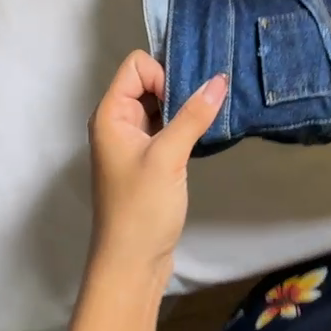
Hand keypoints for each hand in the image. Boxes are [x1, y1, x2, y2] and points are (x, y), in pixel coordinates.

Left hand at [85, 51, 226, 285]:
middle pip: (150, 79)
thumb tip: (220, 78)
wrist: (131, 265)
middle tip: (205, 101)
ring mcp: (134, 139)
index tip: (179, 102)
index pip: (136, 65)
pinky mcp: (150, 156)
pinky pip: (167, 123)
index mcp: (110, 114)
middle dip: (178, 85)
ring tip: (210, 113)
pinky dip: (185, 122)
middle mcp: (118, 121)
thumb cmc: (141, 208)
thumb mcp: (169, 157)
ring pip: (161, 101)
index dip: (161, 74)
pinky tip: (204, 130)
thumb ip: (194, 115)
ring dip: (184, 104)